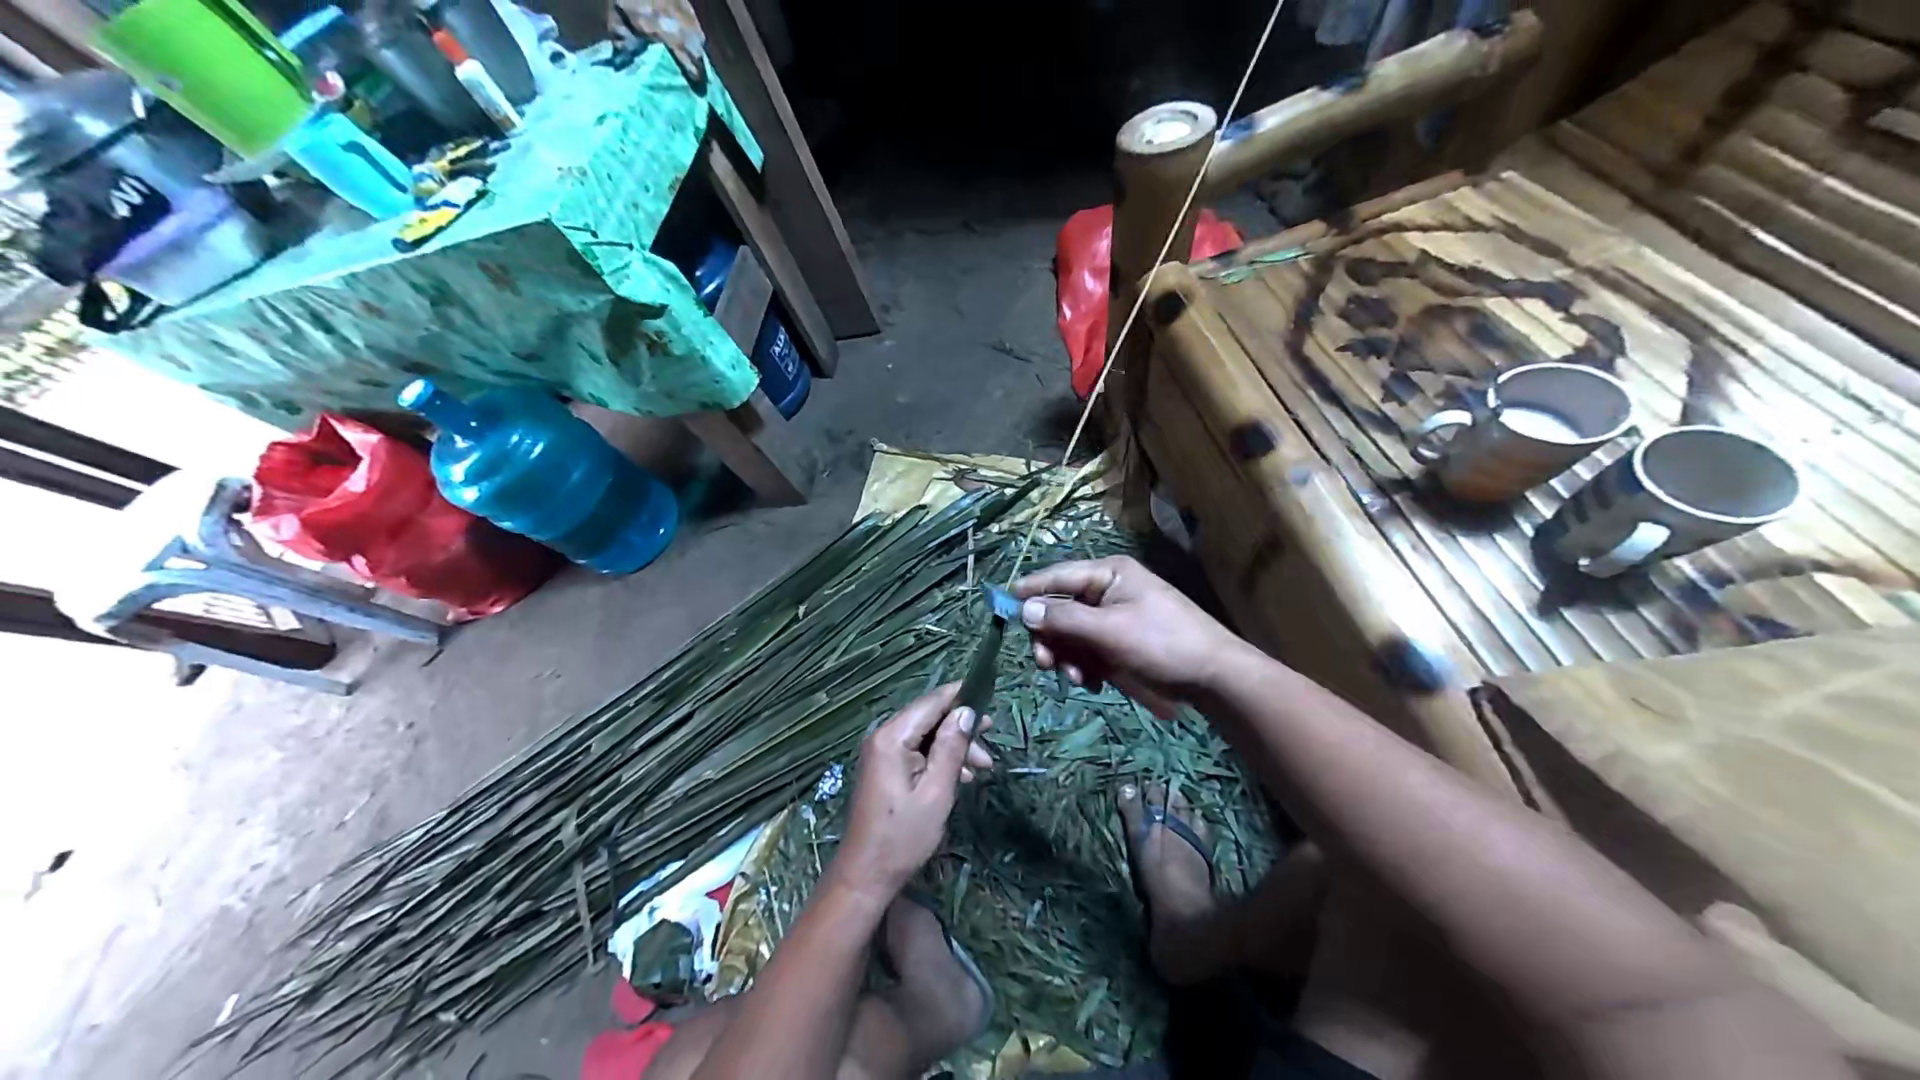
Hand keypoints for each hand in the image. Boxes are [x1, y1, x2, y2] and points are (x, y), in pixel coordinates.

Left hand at [832, 683, 992, 899]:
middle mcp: (882, 737)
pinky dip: (938, 758)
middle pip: (928, 717)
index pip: (931, 702)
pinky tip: (961, 776)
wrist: (866, 875)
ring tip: (982, 766)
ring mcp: (881, 753)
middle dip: (960, 727)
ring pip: (924, 735)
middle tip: (990, 742)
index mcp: (891, 738)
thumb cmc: (903, 836)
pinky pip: (916, 751)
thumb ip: (951, 748)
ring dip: (953, 746)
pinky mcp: (883, 768)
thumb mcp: (936, 792)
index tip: (989, 698)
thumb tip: (966, 712)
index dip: (960, 697)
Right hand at [1012, 556, 1248, 706]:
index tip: (1003, 606)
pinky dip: (1084, 667)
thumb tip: (1024, 610)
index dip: (1030, 590)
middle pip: (1061, 609)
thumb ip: (1064, 619)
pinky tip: (1091, 683)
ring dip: (1066, 656)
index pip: (1059, 576)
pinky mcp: (1120, 645)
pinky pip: (1088, 652)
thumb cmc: (1162, 642)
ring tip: (1075, 677)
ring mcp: (1114, 620)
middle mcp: (1108, 592)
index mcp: (1109, 575)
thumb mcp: (1109, 630)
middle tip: (1044, 662)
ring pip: (1072, 635)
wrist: (1212, 677)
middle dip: (1050, 636)